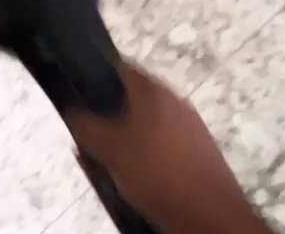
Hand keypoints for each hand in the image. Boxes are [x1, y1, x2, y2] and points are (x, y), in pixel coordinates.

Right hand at [65, 63, 272, 233]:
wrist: (213, 220)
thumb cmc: (155, 172)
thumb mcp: (106, 148)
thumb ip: (83, 124)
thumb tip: (72, 110)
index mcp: (152, 89)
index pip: (117, 67)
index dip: (94, 79)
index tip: (80, 98)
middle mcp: (175, 100)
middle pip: (132, 99)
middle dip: (110, 117)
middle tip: (95, 139)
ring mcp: (193, 128)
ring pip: (149, 125)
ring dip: (129, 139)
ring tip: (115, 163)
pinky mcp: (204, 155)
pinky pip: (166, 146)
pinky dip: (151, 156)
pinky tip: (142, 178)